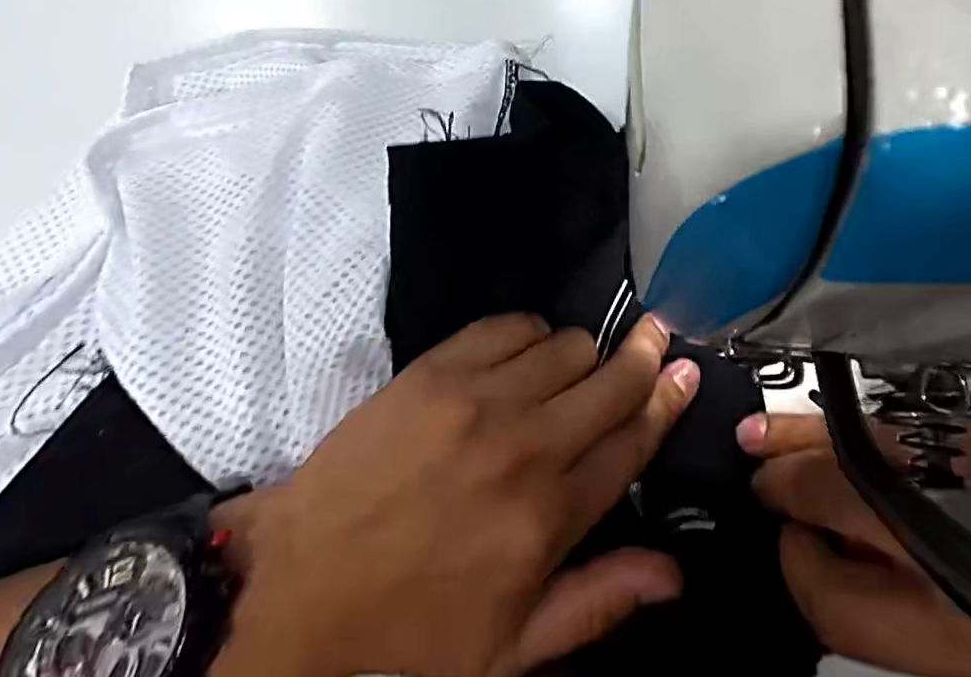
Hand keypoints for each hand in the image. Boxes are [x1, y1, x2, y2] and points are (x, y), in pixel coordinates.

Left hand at [214, 312, 698, 676]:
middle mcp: (526, 447)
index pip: (632, 440)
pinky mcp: (432, 373)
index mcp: (550, 517)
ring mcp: (478, 402)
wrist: (284, 610)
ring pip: (567, 344)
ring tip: (572, 370)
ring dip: (581, 355)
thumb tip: (674, 573)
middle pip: (611, 380)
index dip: (667, 400)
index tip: (686, 369)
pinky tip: (522, 354)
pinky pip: (508, 326)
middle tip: (656, 336)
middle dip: (644, 355)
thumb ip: (598, 600)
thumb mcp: (509, 650)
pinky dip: (529, 333)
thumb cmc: (405, 642)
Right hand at [738, 411, 970, 676]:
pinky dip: (876, 425)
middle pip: (831, 491)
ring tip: (768, 434)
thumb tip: (834, 548)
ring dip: (809, 437)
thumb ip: (904, 610)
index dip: (797, 565)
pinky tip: (854, 424)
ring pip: (862, 437)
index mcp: (964, 627)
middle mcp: (965, 531)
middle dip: (782, 483)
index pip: (833, 593)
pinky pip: (914, 417)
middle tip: (759, 478)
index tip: (789, 542)